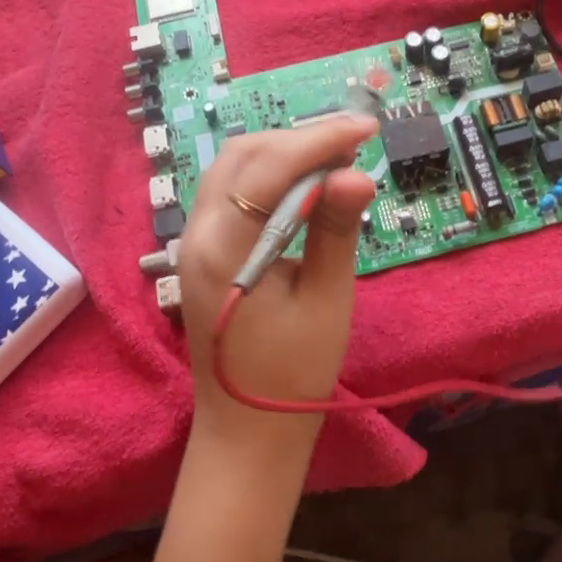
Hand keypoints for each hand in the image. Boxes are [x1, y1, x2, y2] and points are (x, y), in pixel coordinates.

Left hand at [176, 116, 379, 432]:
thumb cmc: (292, 375)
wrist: (246, 432)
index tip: (367, 128)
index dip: (320, 141)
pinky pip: (233, 193)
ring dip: (283, 153)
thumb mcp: (325, 301)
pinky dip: (270, 177)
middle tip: (353, 142)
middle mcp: (197, 234)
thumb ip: (334, 231)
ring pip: (234, 169)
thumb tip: (356, 173)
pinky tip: (306, 186)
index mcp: (224, 248)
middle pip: (242, 156)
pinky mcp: (203, 251)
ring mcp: (194, 242)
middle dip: (299, 139)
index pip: (269, 168)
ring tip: (335, 158)